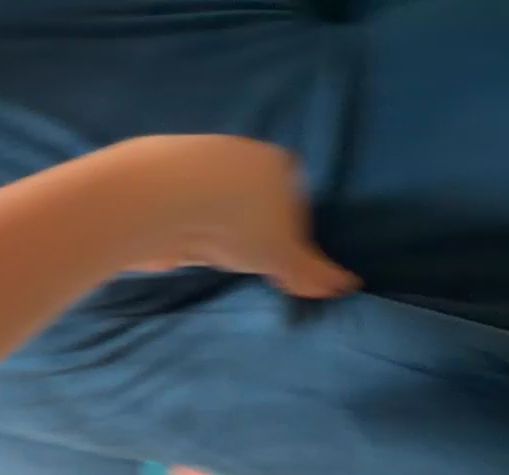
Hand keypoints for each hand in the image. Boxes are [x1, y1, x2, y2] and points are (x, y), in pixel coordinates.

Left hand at [106, 136, 360, 298]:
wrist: (163, 197)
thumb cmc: (237, 223)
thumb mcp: (281, 256)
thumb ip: (311, 272)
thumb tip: (347, 286)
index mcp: (279, 164)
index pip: (295, 203)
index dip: (287, 237)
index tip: (274, 263)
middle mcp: (242, 154)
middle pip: (253, 203)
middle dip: (248, 234)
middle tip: (240, 264)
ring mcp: (199, 162)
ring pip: (216, 205)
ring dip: (213, 231)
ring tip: (205, 258)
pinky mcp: (161, 179)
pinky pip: (181, 210)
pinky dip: (182, 228)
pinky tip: (176, 247)